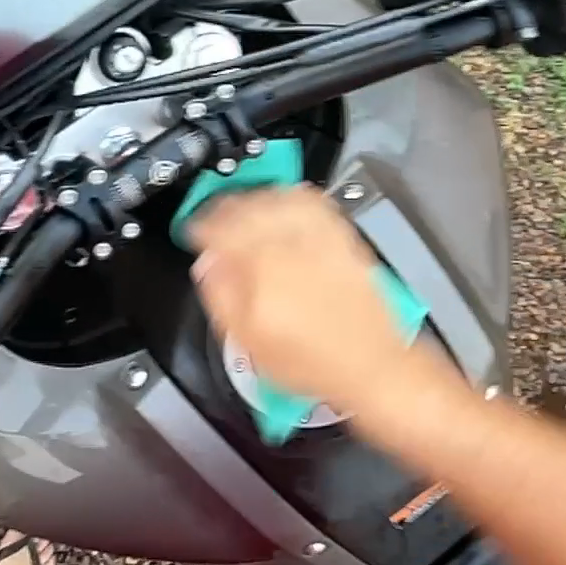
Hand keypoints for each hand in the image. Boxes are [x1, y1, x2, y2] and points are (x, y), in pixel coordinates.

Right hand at [187, 186, 473, 435]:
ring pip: (278, 199)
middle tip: (212, 217)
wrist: (371, 367)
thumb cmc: (313, 361)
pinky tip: (284, 201)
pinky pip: (314, 204)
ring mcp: (320, 240)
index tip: (194, 231)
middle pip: (248, 207)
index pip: (220, 228)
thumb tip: (207, 265)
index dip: (200, 226)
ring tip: (242, 206)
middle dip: (224, 208)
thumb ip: (220, 295)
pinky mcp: (343, 240)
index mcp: (262, 266)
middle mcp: (291, 246)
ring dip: (255, 198)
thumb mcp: (249, 340)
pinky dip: (293, 197)